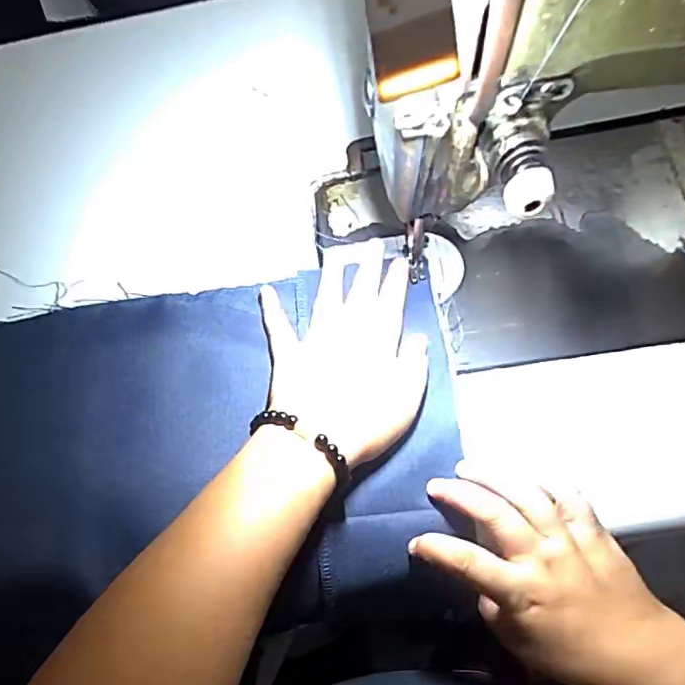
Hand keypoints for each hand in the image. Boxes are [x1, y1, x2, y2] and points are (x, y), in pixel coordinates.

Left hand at [261, 252, 428, 468]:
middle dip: (367, 267)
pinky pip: (279, 326)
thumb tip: (418, 341)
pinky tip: (266, 292)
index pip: (390, 302)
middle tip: (371, 245)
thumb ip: (414, 364)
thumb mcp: (406, 398)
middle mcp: (347, 331)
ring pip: (325, 298)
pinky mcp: (288, 355)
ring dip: (331, 276)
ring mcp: (315, 339)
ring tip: (337, 256)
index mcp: (379, 340)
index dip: (394, 281)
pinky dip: (273, 309)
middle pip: (359, 292)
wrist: (316, 439)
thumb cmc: (367, 423)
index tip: (398, 263)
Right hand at [409, 463, 684, 684]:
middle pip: (496, 514)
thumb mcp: (518, 643)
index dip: (436, 548)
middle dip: (461, 494)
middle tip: (438, 485)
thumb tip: (481, 582)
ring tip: (472, 468)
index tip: (417, 542)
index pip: (467, 561)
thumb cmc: (573, 655)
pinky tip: (529, 475)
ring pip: (529, 495)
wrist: (639, 650)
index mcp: (521, 592)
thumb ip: (493, 607)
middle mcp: (543, 558)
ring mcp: (571, 540)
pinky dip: (546, 481)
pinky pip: (569, 497)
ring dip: (496, 477)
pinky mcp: (595, 532)